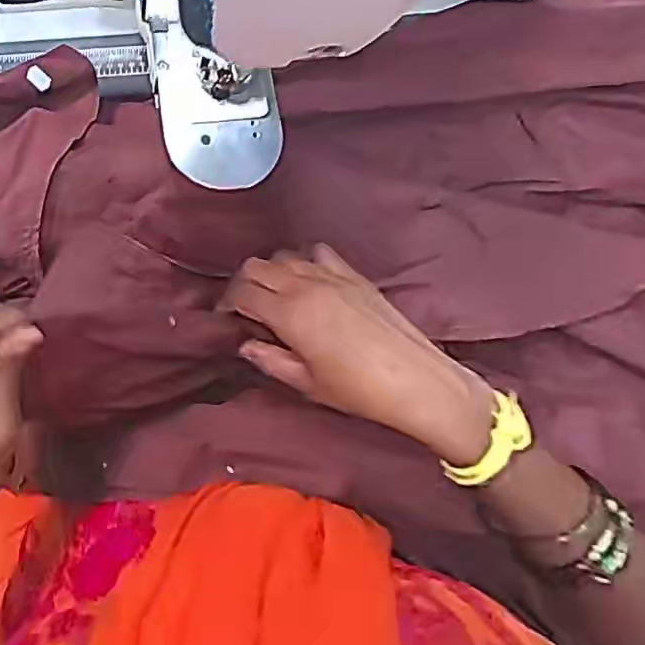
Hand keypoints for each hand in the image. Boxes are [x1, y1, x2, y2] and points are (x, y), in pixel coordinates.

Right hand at [221, 245, 496, 464]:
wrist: (418, 382)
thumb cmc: (358, 390)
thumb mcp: (306, 384)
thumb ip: (271, 360)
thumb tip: (247, 344)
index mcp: (289, 313)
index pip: (242, 292)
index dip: (227, 302)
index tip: (226, 316)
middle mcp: (305, 286)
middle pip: (256, 266)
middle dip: (243, 283)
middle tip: (246, 306)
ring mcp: (332, 276)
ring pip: (284, 256)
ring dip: (272, 272)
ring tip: (276, 294)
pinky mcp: (354, 275)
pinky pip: (318, 253)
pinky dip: (305, 262)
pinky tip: (310, 282)